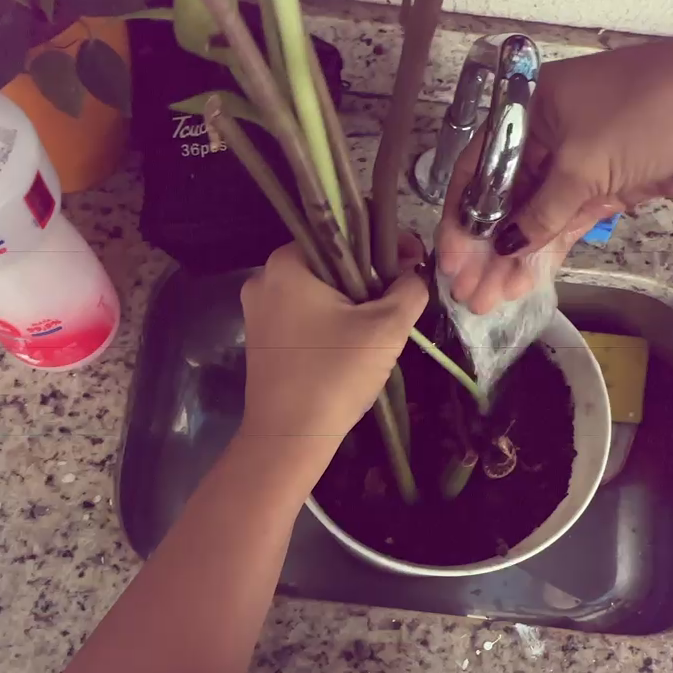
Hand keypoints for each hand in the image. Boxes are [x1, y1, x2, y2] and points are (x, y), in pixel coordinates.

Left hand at [238, 242, 428, 454]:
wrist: (289, 439)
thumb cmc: (335, 375)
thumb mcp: (387, 328)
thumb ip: (409, 290)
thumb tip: (414, 273)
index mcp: (287, 263)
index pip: (343, 233)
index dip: (385, 245)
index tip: (412, 266)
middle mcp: (264, 279)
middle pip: (330, 264)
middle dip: (368, 279)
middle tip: (399, 302)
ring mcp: (257, 313)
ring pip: (317, 294)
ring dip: (350, 304)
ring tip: (380, 327)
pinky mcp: (261, 342)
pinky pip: (303, 319)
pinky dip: (329, 325)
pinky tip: (351, 347)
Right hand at [438, 32, 672, 313]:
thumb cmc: (646, 112)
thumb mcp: (582, 164)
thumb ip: (540, 213)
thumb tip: (506, 251)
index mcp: (531, 109)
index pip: (480, 169)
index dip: (462, 218)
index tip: (451, 261)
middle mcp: (546, 135)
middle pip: (504, 200)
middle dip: (486, 249)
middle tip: (468, 293)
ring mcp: (575, 164)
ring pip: (532, 218)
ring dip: (512, 260)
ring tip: (490, 300)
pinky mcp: (602, 188)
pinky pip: (562, 225)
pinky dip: (544, 252)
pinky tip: (521, 284)